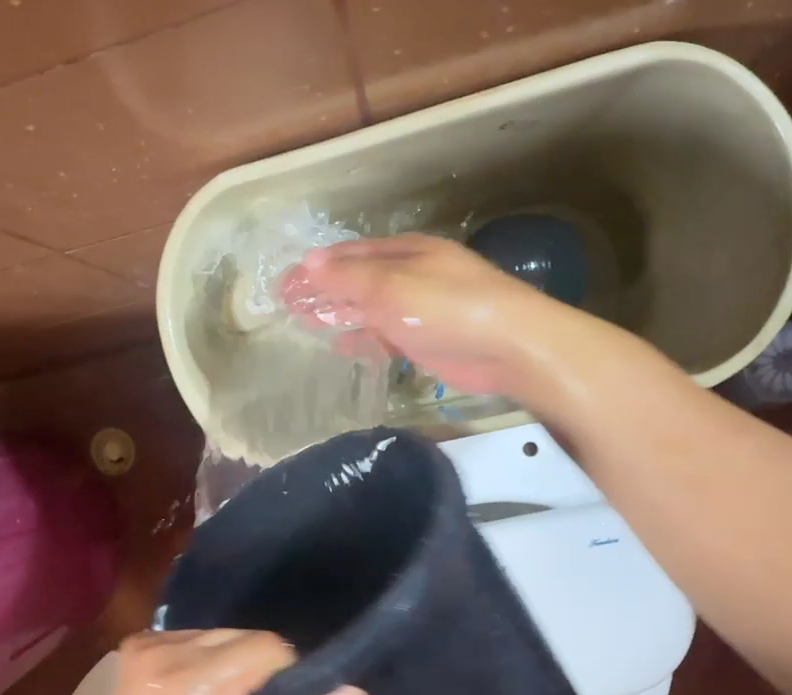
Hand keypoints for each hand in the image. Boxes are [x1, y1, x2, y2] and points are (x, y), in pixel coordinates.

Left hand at [76, 630, 370, 694]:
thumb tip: (356, 694)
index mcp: (195, 681)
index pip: (267, 646)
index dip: (285, 674)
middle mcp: (167, 650)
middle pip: (241, 635)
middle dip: (256, 668)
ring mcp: (145, 645)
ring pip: (218, 634)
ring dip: (231, 662)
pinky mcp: (134, 646)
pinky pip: (191, 637)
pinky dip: (204, 659)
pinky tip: (197, 694)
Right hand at [280, 234, 576, 396]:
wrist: (508, 346)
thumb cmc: (448, 308)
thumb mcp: (392, 287)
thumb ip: (349, 277)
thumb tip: (308, 263)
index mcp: (404, 251)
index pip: (349, 254)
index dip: (314, 268)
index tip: (283, 284)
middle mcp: (410, 274)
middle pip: (356, 279)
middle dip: (322, 289)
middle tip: (286, 305)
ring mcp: (419, 308)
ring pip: (368, 308)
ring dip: (338, 313)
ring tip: (305, 323)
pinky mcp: (426, 340)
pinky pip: (384, 334)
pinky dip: (361, 337)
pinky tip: (342, 345)